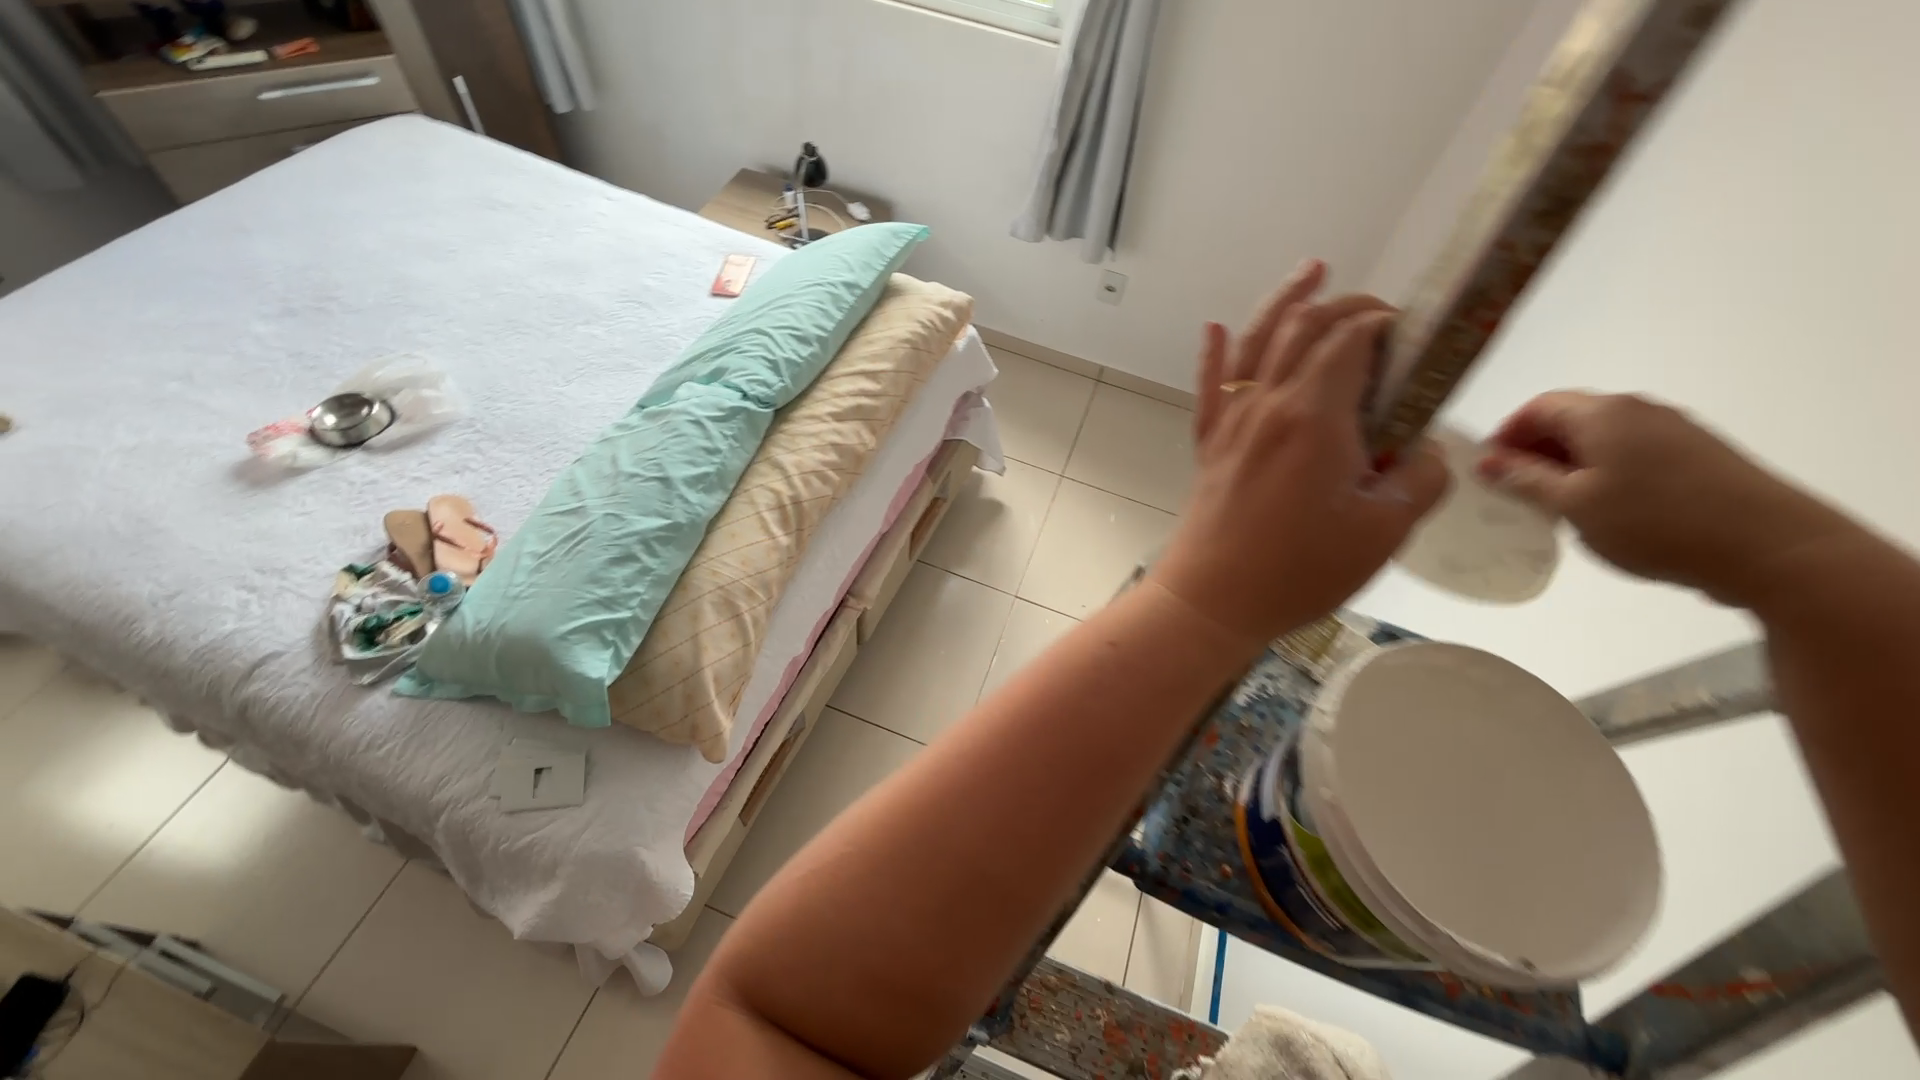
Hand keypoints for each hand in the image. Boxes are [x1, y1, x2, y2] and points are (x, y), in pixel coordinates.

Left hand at [1150, 261, 1449, 645]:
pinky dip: (1215, 353)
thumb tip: (1425, 451)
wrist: (1213, 599)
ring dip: (1284, 302)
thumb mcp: (1384, 531)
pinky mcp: (1208, 445)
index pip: (1349, 340)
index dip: (1381, 322)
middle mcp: (1267, 404)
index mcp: (1314, 415)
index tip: (1409, 328)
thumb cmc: (1300, 569)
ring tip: (1310, 271)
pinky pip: (1210, 387)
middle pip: (1302, 329)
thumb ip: (1420, 479)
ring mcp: (1231, 422)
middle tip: (1374, 303)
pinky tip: (1217, 329)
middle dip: (1342, 304)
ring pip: (1254, 344)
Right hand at [1478, 391, 1863, 609]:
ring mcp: (1675, 431)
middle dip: (1536, 451)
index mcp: (1604, 413)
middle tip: (1515, 493)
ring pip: (1603, 439)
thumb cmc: (1656, 522)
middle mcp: (1640, 410)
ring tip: (1557, 507)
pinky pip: (1633, 454)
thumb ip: (1526, 480)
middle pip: (1571, 419)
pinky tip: (1605, 511)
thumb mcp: (1575, 505)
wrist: (1772, 548)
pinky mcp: (1700, 456)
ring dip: (1570, 465)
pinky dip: (1605, 474)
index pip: (1538, 407)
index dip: (1506, 435)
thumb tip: (1487, 461)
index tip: (1488, 473)